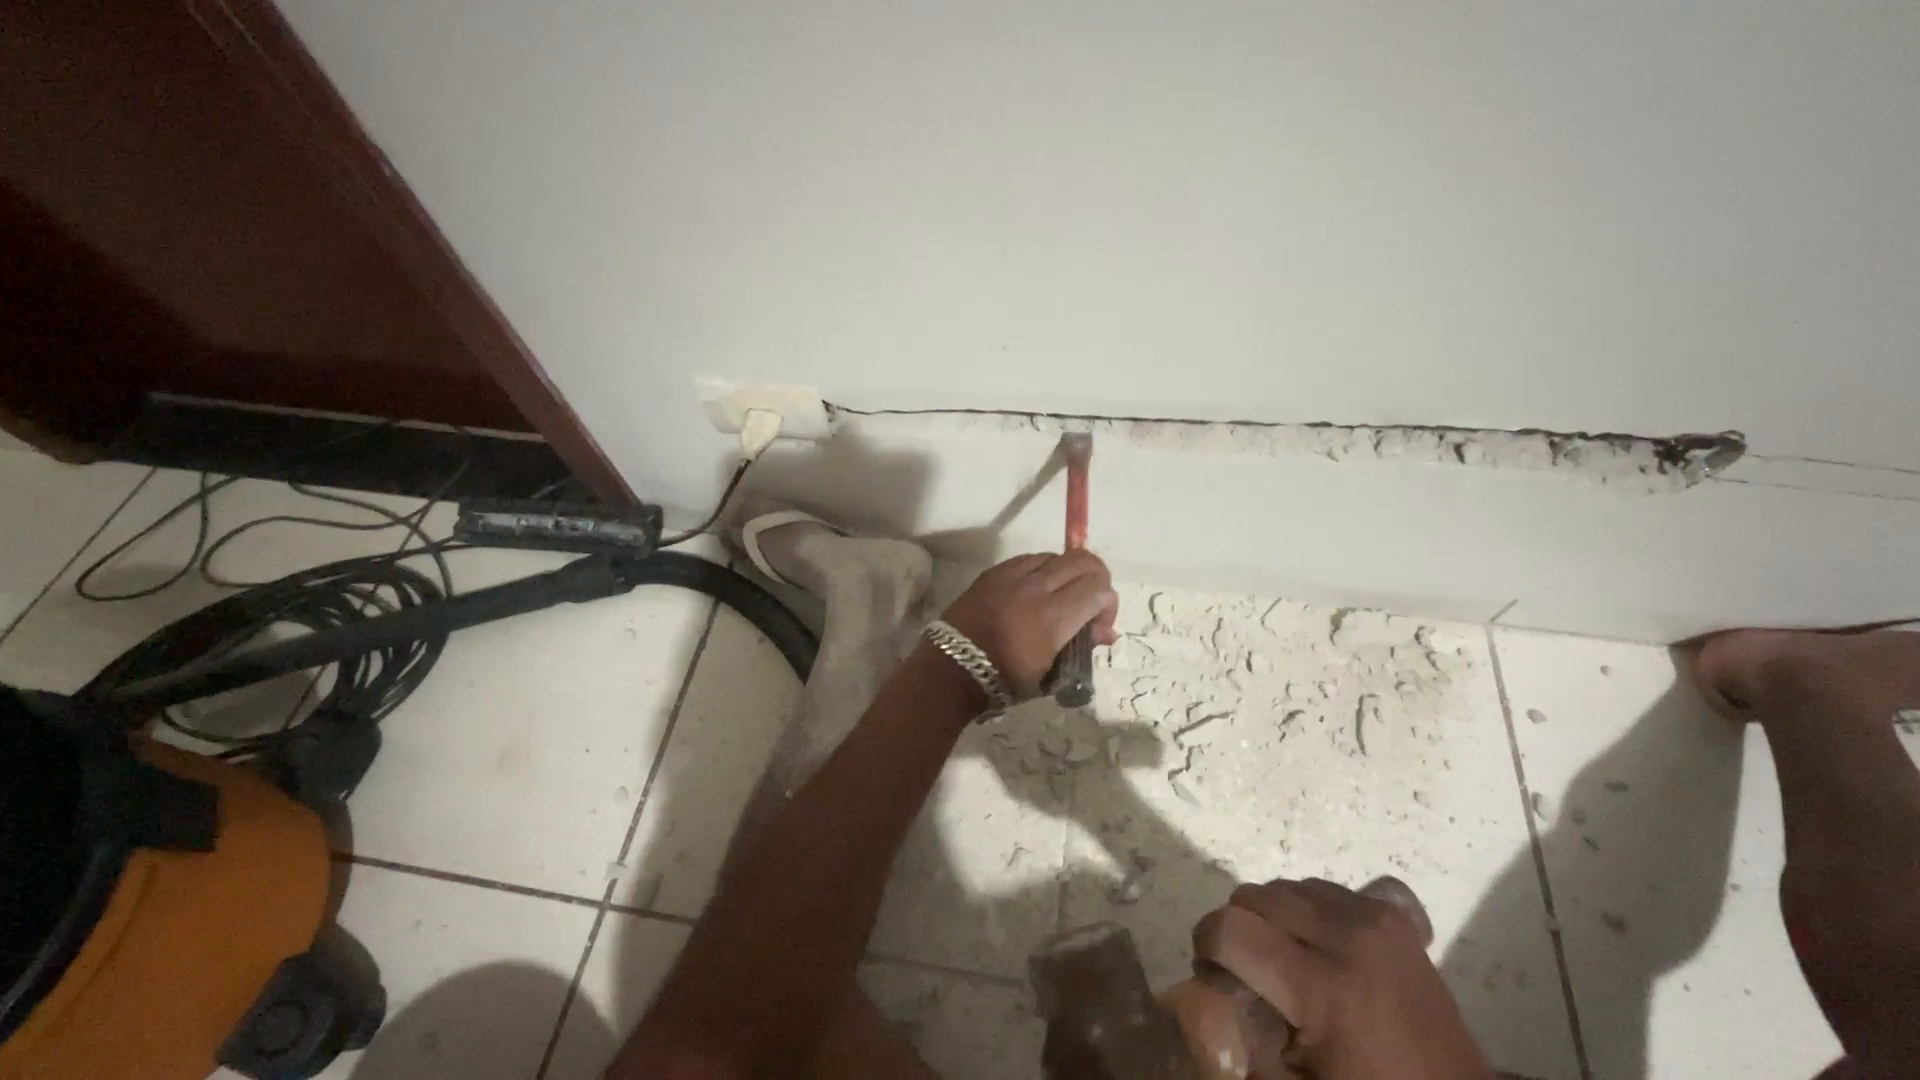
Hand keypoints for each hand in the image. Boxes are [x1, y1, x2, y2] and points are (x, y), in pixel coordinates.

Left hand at [938, 550, 1118, 699]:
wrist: (951, 670)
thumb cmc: (1004, 680)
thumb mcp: (1050, 674)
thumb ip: (1081, 647)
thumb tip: (1108, 633)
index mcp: (1054, 617)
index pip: (1099, 589)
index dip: (1109, 604)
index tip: (1099, 624)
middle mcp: (1037, 588)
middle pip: (1083, 561)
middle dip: (1097, 579)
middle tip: (1090, 602)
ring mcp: (1013, 575)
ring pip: (1057, 556)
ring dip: (1068, 573)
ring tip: (1061, 596)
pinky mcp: (994, 572)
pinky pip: (1030, 558)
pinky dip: (1043, 569)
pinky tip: (1036, 589)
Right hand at [1192, 879, 1488, 1079]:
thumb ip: (1238, 1039)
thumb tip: (1201, 996)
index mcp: (1321, 987)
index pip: (1227, 929)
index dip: (1206, 949)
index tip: (1216, 980)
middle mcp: (1346, 936)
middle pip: (1251, 896)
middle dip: (1236, 931)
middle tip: (1250, 976)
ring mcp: (1373, 918)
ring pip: (1284, 886)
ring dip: (1271, 918)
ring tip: (1286, 963)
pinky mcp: (1390, 913)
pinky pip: (1322, 888)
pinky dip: (1306, 910)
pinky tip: (1319, 949)